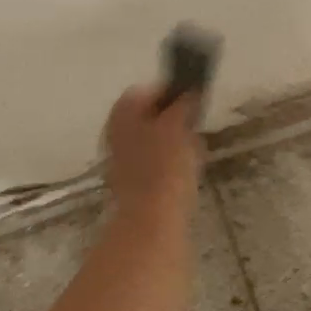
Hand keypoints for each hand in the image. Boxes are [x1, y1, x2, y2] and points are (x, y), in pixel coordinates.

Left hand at [103, 85, 203, 217]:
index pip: (148, 90)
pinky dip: (170, 164)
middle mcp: (115, 131)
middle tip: (195, 129)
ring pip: (153, 141)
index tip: (194, 102)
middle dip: (174, 121)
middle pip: (149, 116)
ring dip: (175, 143)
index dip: (172, 93)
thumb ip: (184, 104)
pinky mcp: (131, 182)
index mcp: (122, 112)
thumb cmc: (165, 167)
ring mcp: (120, 159)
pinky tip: (186, 174)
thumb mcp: (179, 126)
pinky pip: (154, 164)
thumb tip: (190, 92)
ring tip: (195, 152)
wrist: (150, 219)